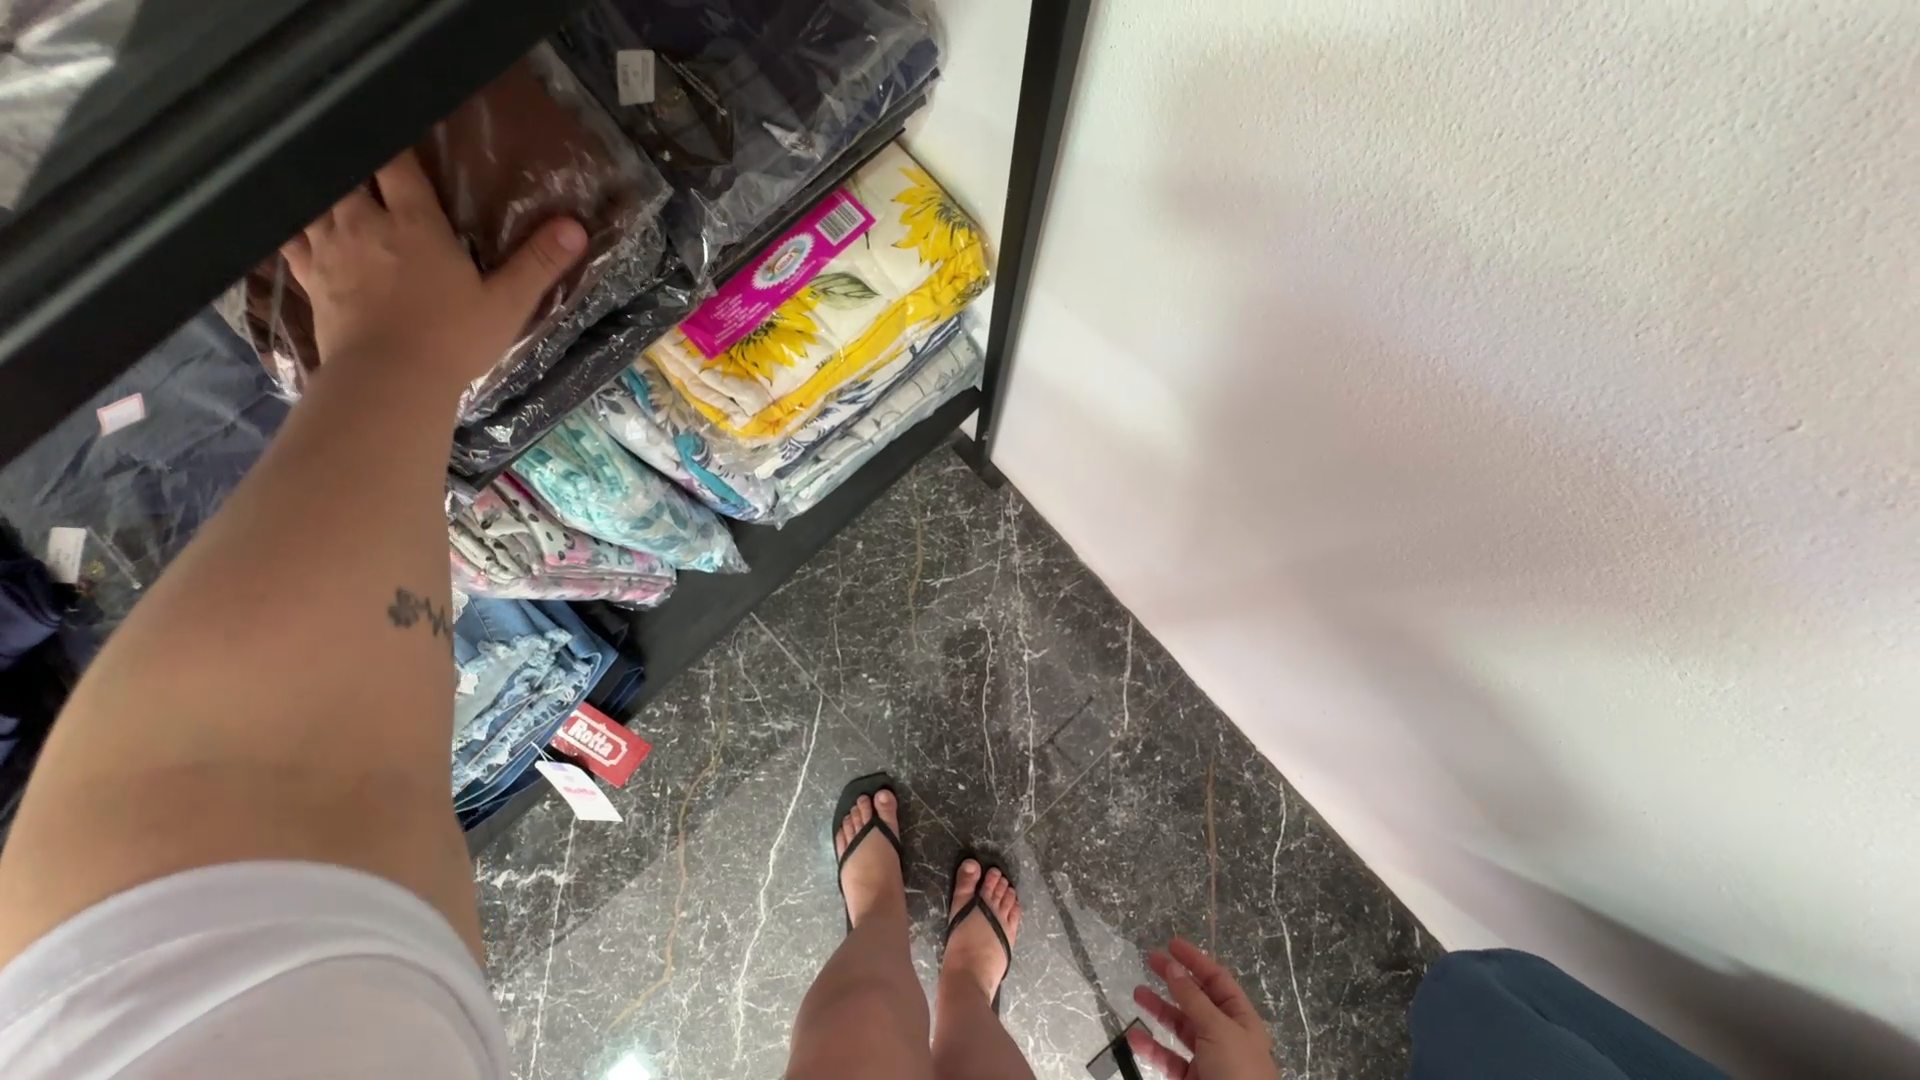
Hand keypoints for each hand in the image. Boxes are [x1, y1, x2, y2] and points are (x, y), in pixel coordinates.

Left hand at [281, 149, 587, 390]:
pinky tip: (298, 222)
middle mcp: (363, 224)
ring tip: (335, 186)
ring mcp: (330, 250)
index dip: (397, 145)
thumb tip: (576, 227)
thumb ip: (538, 263)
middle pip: (347, 173)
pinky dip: (292, 223)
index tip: (402, 134)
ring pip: (314, 199)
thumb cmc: (453, 339)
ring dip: (323, 188)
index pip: (396, 163)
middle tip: (369, 162)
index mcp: (413, 223)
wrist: (390, 380)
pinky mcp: (310, 279)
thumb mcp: (507, 304)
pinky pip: (291, 237)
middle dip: (356, 163)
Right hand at [1129, 938, 1281, 1079]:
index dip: (1195, 960)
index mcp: (1240, 1018)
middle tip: (1150, 960)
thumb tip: (1173, 966)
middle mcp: (1224, 1034)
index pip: (1217, 980)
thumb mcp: (1217, 1029)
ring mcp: (1208, 1058)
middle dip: (1173, 979)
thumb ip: (1192, 998)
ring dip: (1159, 1009)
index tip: (1171, 944)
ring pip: (1179, 1026)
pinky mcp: (1192, 1079)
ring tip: (1137, 993)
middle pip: (1196, 999)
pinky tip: (1135, 1037)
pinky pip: (1169, 1057)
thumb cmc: (1238, 1070)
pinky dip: (1152, 1046)